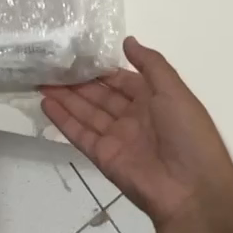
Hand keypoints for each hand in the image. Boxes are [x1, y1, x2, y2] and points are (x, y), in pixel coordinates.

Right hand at [40, 37, 232, 227]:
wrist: (192, 192)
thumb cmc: (188, 135)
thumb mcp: (175, 91)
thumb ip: (151, 64)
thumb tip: (127, 40)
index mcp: (153, 101)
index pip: (120, 80)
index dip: (99, 68)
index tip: (74, 53)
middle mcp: (133, 118)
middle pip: (99, 95)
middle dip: (76, 81)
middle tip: (49, 64)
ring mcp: (117, 138)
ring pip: (86, 112)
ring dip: (64, 97)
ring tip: (40, 79)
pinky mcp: (103, 157)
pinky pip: (80, 134)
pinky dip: (63, 119)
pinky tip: (46, 103)